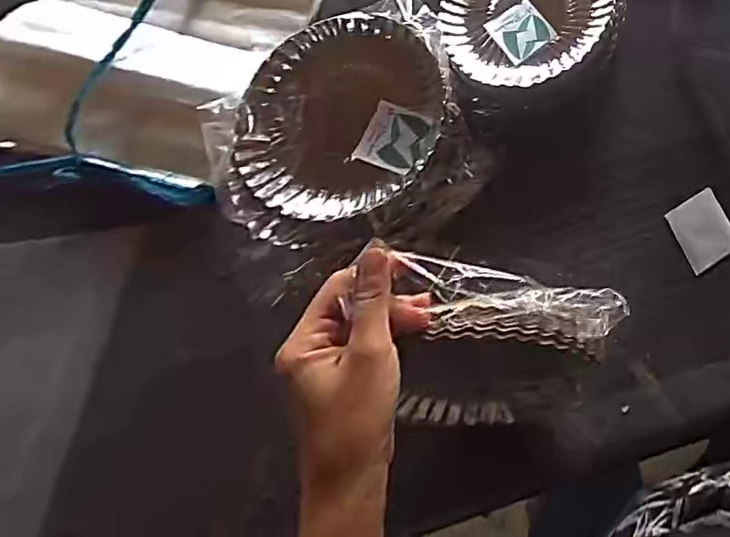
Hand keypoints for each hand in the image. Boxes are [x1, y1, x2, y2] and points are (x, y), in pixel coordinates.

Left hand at [276, 241, 432, 511]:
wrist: (353, 475)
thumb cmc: (356, 417)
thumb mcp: (371, 349)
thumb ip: (375, 299)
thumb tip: (374, 253)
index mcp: (304, 342)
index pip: (338, 287)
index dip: (374, 273)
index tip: (408, 267)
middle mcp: (310, 349)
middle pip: (354, 303)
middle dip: (391, 300)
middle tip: (423, 307)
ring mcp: (327, 363)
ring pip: (365, 320)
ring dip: (396, 315)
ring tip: (425, 318)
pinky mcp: (345, 374)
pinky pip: (368, 339)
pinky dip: (392, 332)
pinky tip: (414, 331)